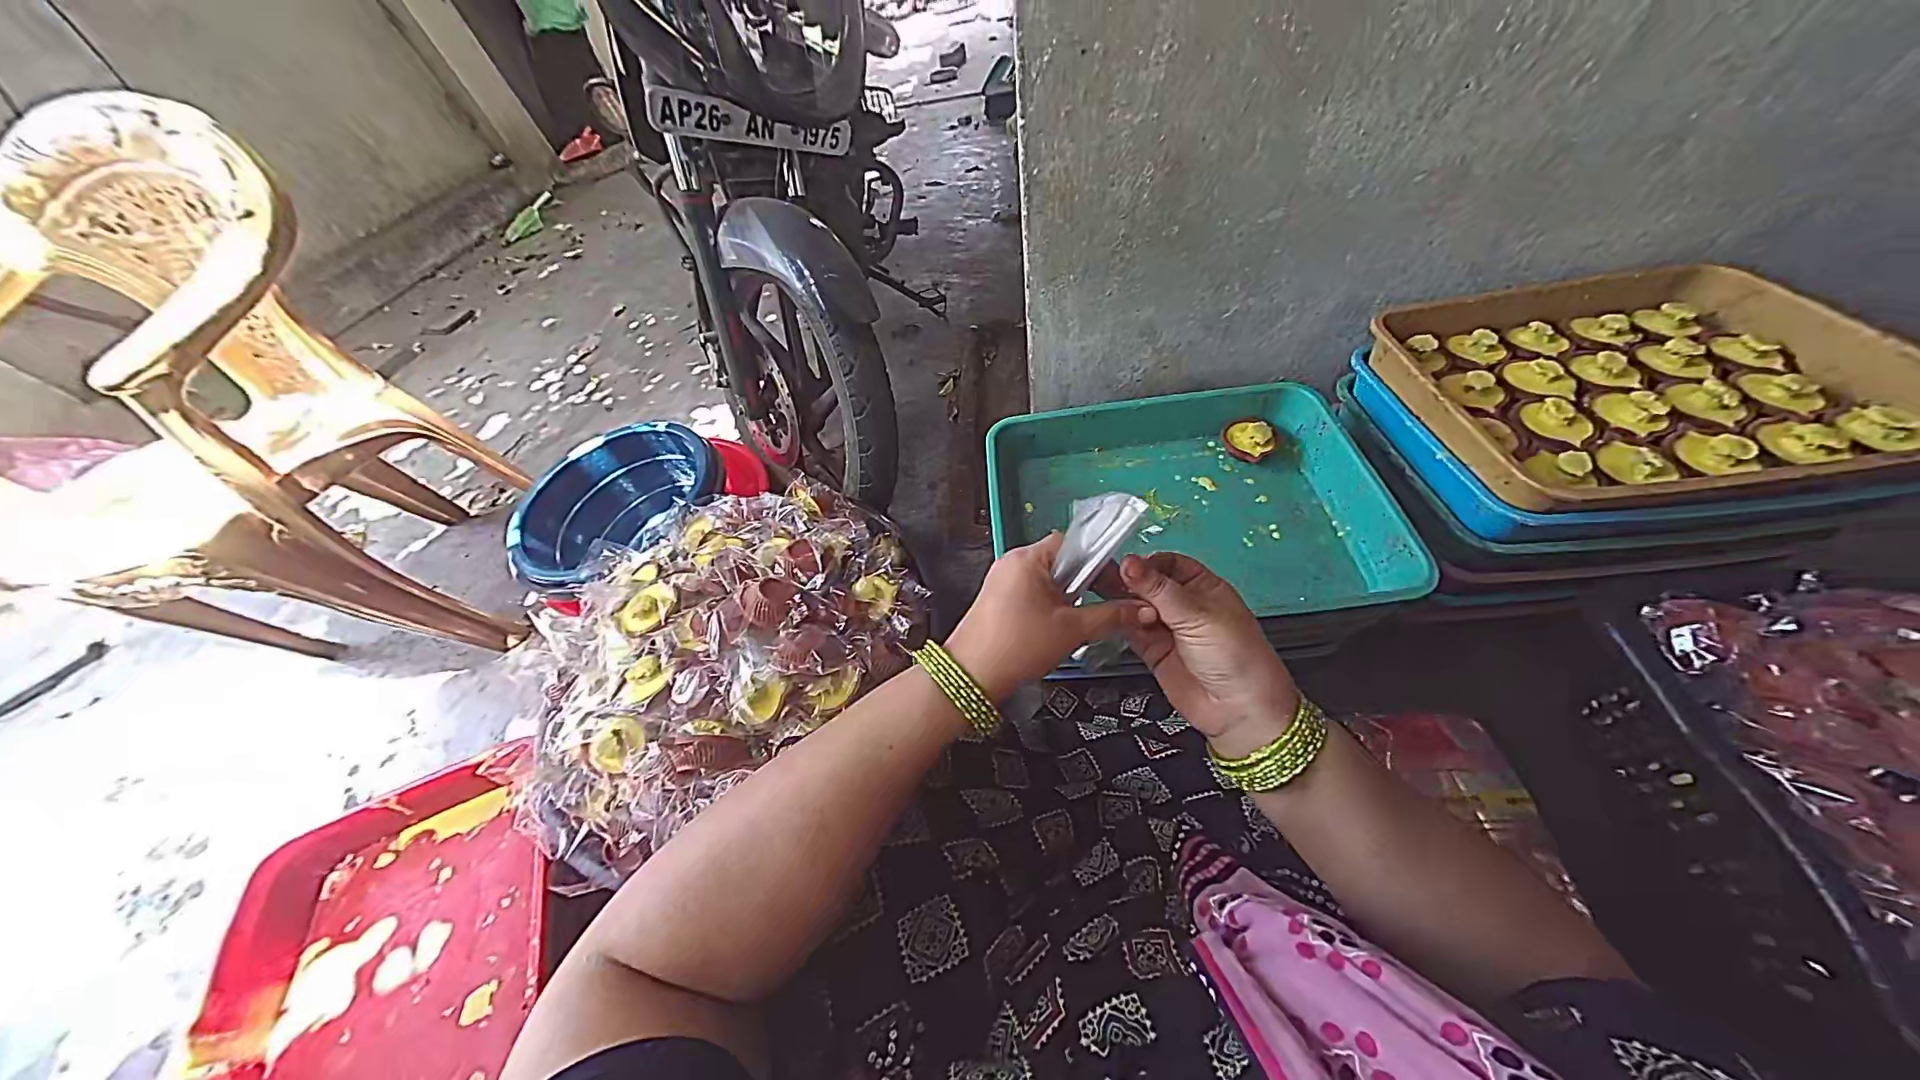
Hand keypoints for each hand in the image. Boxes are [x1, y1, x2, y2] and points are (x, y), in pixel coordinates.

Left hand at [945, 533, 1150, 699]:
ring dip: (1066, 596)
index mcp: (1028, 558)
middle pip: (1061, 560)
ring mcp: (1002, 579)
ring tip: (1072, 621)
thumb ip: (1111, 616)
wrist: (972, 675)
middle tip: (1096, 605)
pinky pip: (1031, 591)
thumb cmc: (1015, 647)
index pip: (1074, 542)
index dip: (1099, 561)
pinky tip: (1053, 627)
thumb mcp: (1072, 630)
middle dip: (1083, 583)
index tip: (1114, 583)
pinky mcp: (997, 598)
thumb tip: (1139, 610)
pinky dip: (1048, 604)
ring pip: (1047, 578)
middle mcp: (1012, 562)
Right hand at [1111, 552, 1300, 757]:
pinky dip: (1117, 623)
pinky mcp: (1152, 650)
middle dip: (1129, 582)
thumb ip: (1159, 589)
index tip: (1126, 565)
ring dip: (1121, 603)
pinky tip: (1112, 617)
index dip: (1146, 563)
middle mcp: (1184, 606)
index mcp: (1203, 587)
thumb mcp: (1198, 615)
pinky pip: (1129, 629)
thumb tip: (1131, 563)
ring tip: (1108, 600)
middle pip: (1147, 584)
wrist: (1240, 712)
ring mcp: (1167, 629)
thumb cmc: (1240, 659)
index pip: (1167, 564)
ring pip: (1134, 606)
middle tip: (1107, 579)